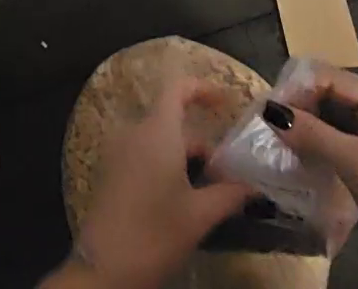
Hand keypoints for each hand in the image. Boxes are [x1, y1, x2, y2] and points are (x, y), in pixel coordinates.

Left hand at [53, 78, 252, 288]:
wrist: (103, 268)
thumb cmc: (155, 233)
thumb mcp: (200, 215)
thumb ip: (229, 194)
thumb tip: (255, 187)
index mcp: (156, 131)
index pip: (177, 88)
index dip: (202, 88)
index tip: (226, 102)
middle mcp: (135, 132)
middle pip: (172, 120)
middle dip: (202, 141)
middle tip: (230, 171)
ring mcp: (119, 151)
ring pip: (159, 140)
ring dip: (186, 157)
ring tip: (213, 190)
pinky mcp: (111, 172)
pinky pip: (144, 154)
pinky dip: (167, 165)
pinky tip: (184, 198)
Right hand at [263, 65, 357, 288]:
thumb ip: (313, 134)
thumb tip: (268, 111)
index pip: (331, 78)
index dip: (297, 88)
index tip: (267, 110)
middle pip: (329, 95)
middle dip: (298, 108)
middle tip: (267, 127)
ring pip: (330, 120)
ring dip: (303, 128)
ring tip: (275, 141)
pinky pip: (335, 142)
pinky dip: (315, 147)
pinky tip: (295, 157)